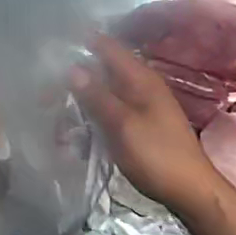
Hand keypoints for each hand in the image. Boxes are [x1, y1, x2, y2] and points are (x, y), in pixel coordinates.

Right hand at [71, 36, 227, 217]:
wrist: (191, 191)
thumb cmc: (157, 155)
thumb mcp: (122, 125)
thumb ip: (97, 96)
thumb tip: (72, 67)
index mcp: (141, 79)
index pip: (109, 47)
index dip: (83, 43)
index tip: (54, 47)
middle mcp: (142, 86)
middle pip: (102, 73)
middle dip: (74, 82)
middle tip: (45, 98)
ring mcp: (142, 107)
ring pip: (104, 96)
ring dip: (81, 107)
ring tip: (58, 126)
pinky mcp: (141, 127)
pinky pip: (111, 116)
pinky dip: (93, 123)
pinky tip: (78, 143)